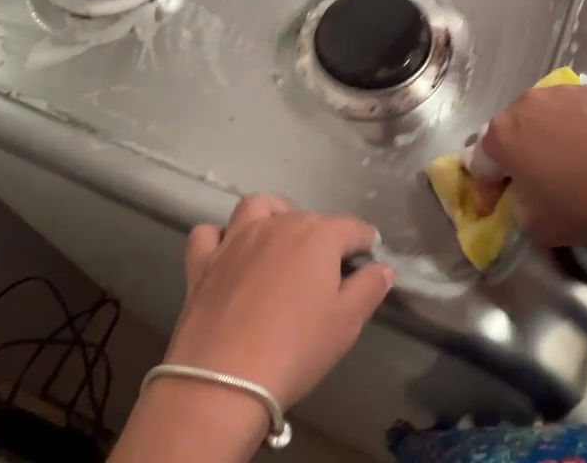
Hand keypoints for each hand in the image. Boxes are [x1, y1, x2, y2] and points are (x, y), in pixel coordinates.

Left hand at [164, 194, 394, 408]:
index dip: (365, 241)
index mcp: (318, 236)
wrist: (224, 379)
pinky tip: (227, 254)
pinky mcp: (203, 261)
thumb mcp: (347, 324)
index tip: (369, 256)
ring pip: (255, 207)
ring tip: (278, 239)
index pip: (352, 227)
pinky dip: (219, 238)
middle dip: (321, 236)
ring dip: (271, 215)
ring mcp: (235, 239)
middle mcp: (277, 225)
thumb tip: (383, 267)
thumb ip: (369, 289)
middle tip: (326, 270)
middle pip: (306, 218)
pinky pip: (209, 234)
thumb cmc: (296, 348)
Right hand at [477, 82, 586, 245]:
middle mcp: (527, 103)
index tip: (505, 208)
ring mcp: (565, 91)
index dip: (490, 191)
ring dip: (552, 139)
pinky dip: (586, 128)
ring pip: (547, 117)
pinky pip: (581, 111)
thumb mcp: (541, 228)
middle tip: (542, 186)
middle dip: (520, 159)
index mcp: (502, 137)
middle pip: (512, 134)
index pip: (481, 165)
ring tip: (580, 167)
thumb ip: (518, 213)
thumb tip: (525, 200)